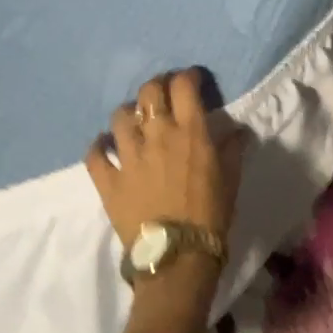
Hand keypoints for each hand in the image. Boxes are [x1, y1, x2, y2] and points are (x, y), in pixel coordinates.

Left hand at [85, 68, 246, 250]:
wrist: (177, 256)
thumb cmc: (211, 214)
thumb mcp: (231, 177)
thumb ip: (233, 148)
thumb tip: (238, 131)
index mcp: (191, 131)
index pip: (184, 85)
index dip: (187, 76)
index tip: (192, 81)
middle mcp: (158, 136)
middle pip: (149, 93)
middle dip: (157, 86)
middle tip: (163, 95)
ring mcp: (129, 158)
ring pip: (120, 117)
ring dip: (129, 113)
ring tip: (136, 120)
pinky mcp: (108, 182)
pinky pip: (94, 154)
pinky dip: (99, 145)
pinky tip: (106, 146)